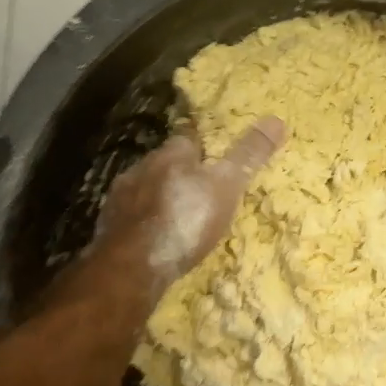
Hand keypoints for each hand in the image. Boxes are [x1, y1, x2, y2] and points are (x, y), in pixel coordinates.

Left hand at [92, 115, 285, 284]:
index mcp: (172, 153)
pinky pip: (131, 216)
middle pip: (164, 163)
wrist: (133, 265)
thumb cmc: (186, 220)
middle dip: (179, 172)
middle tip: (199, 188)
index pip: (188, 138)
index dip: (202, 145)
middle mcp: (142, 166)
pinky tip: (153, 235)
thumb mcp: (227, 185)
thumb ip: (248, 155)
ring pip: (144, 188)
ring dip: (159, 196)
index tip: (213, 153)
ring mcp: (121, 196)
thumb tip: (277, 119)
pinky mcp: (109, 225)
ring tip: (177, 213)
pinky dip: (143, 221)